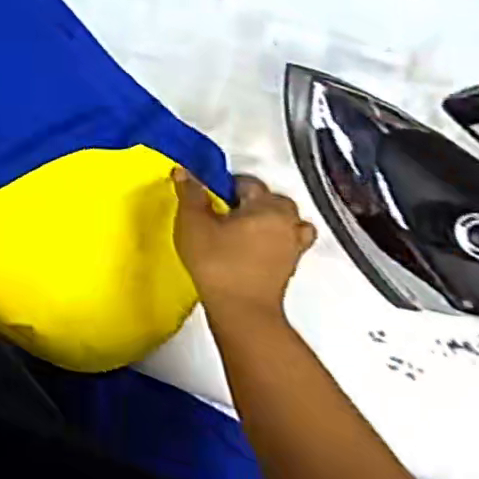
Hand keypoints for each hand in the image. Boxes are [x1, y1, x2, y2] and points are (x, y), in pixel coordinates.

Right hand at [173, 169, 316, 325]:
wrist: (240, 306)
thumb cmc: (216, 260)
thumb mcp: (192, 222)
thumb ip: (190, 194)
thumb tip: (184, 172)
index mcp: (267, 208)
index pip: (248, 183)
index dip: (224, 184)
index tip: (206, 193)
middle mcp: (288, 223)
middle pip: (273, 199)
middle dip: (250, 198)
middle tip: (221, 207)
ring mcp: (294, 246)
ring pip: (287, 220)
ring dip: (268, 216)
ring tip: (241, 223)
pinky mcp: (291, 264)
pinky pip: (290, 239)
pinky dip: (276, 235)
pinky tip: (254, 241)